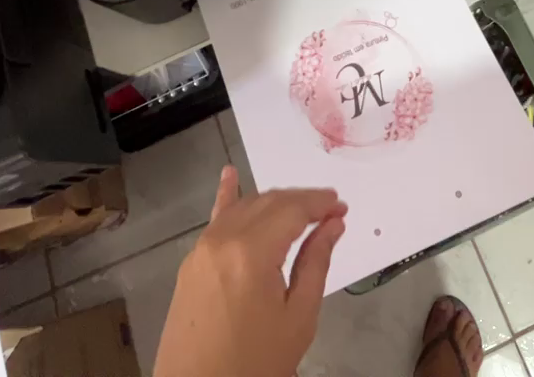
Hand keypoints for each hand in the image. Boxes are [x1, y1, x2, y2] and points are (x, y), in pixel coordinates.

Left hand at [153, 166, 347, 376]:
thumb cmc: (255, 365)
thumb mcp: (297, 320)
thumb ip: (315, 263)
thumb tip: (333, 224)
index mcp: (253, 252)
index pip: (293, 210)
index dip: (320, 204)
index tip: (342, 206)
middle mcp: (223, 239)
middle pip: (269, 203)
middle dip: (301, 202)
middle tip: (330, 210)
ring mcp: (202, 248)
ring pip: (244, 206)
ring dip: (274, 202)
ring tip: (301, 208)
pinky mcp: (191, 262)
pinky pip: (215, 219)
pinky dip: (227, 196)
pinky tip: (230, 175)